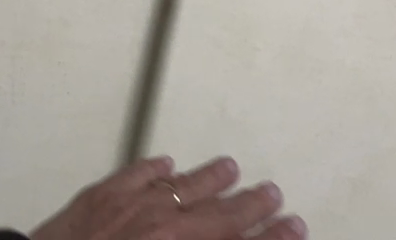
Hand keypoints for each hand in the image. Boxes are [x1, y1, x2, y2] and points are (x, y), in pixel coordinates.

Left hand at [29, 155, 304, 239]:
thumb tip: (214, 238)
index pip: (235, 239)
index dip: (270, 237)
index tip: (294, 227)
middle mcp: (162, 226)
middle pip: (217, 212)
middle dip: (250, 204)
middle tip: (273, 193)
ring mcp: (130, 206)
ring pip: (182, 185)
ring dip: (209, 177)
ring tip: (230, 166)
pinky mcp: (101, 194)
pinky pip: (137, 173)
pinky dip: (155, 169)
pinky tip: (166, 163)